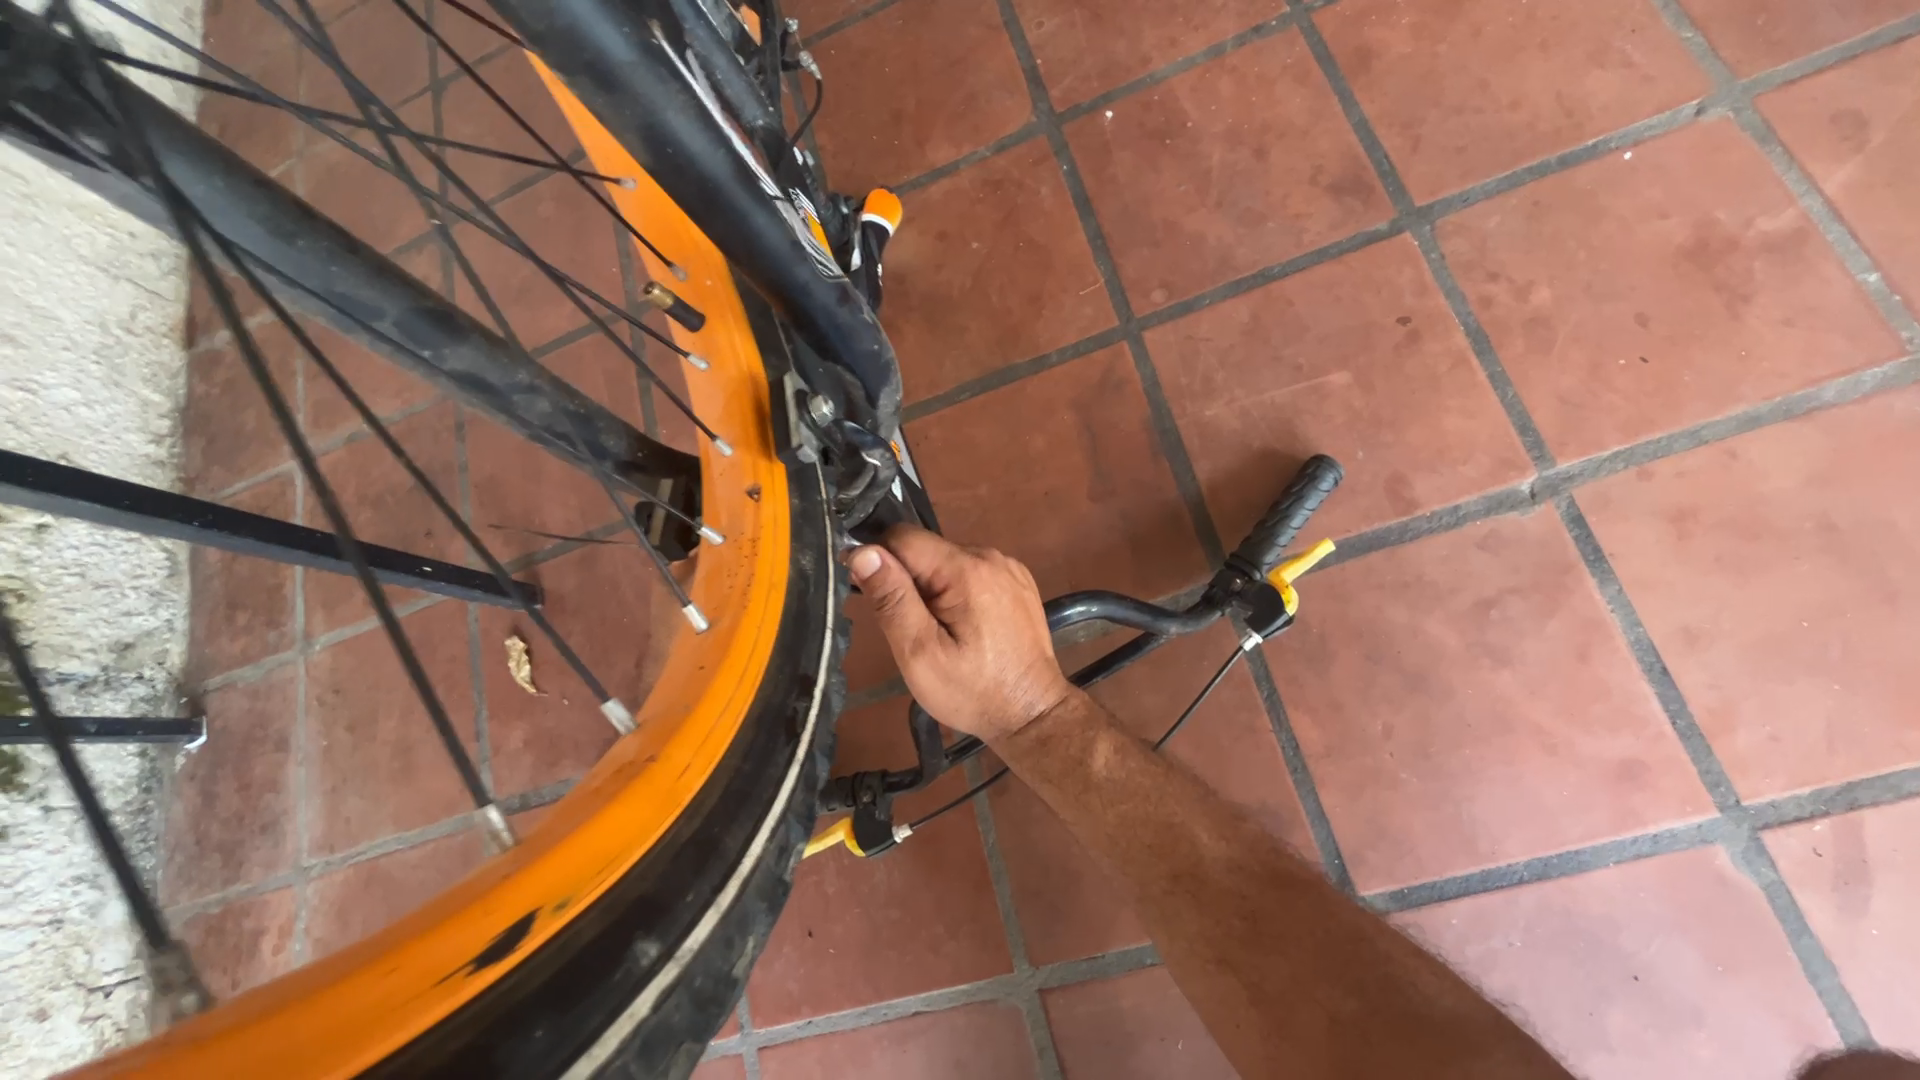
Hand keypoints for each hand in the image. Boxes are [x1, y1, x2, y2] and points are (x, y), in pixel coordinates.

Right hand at [847, 526, 1074, 742]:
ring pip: (946, 561)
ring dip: (932, 589)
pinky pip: (970, 572)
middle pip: (926, 549)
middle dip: (908, 583)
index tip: (875, 599)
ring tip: (941, 634)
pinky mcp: (1017, 580)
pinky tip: (965, 628)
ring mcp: (1008, 566)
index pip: (903, 537)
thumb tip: (863, 553)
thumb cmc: (973, 692)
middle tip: (914, 630)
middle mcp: (990, 556)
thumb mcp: (921, 654)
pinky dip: (956, 592)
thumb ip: (892, 600)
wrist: (1032, 712)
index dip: (879, 562)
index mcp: (967, 570)